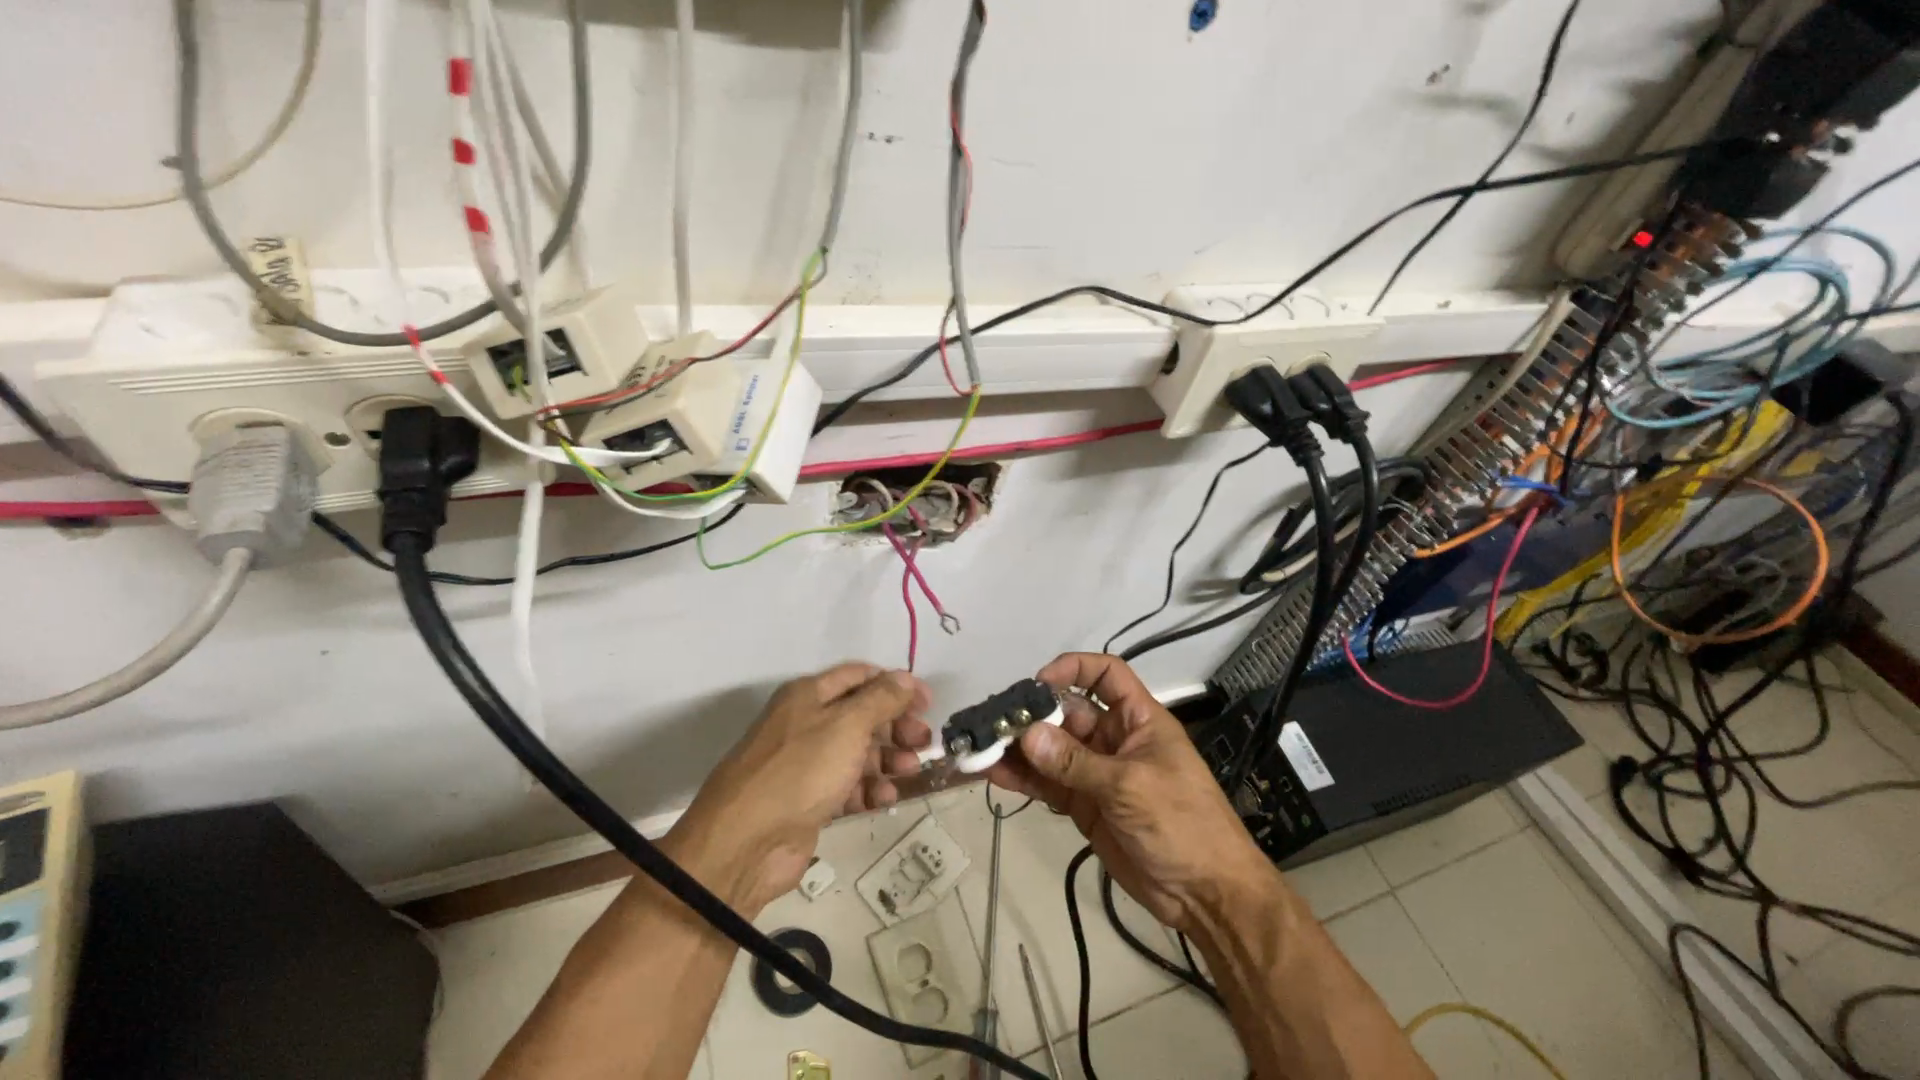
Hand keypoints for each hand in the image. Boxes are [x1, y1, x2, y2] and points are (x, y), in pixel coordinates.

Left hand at [664, 664, 931, 915]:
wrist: (747, 840)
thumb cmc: (800, 771)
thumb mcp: (846, 726)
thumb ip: (881, 699)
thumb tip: (905, 678)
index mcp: (809, 695)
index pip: (860, 677)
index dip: (895, 685)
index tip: (927, 704)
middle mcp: (806, 723)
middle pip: (862, 715)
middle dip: (896, 727)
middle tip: (923, 743)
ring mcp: (807, 764)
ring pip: (858, 753)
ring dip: (888, 760)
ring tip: (909, 772)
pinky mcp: (809, 800)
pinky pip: (847, 787)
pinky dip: (869, 790)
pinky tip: (884, 799)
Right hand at [985, 653, 1278, 933]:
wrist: (1205, 893)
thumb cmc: (1181, 823)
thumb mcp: (1130, 787)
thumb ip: (1075, 762)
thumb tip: (1027, 734)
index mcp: (1140, 720)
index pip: (1106, 676)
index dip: (1073, 669)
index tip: (1037, 682)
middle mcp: (1115, 740)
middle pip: (1067, 714)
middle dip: (1031, 715)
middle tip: (991, 722)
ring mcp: (1097, 774)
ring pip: (1051, 750)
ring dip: (1018, 748)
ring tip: (980, 747)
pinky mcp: (1083, 806)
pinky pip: (1047, 784)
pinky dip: (1021, 779)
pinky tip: (991, 774)